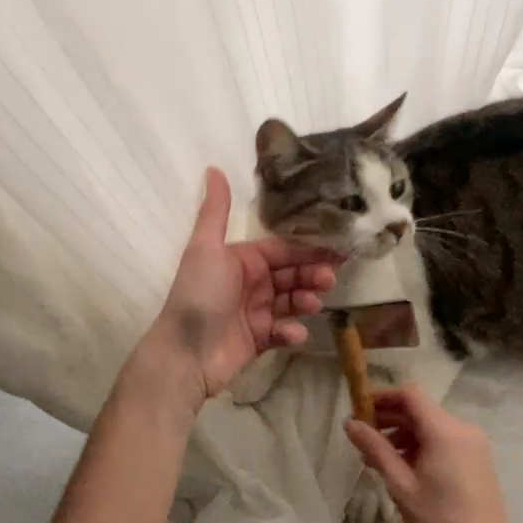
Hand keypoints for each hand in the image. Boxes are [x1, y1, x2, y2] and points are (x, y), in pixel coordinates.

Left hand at [143, 168, 336, 399]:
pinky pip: (283, 331)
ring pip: (291, 302)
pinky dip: (291, 331)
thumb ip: (215, 210)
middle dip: (312, 275)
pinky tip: (292, 333)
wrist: (185, 354)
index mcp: (241, 260)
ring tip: (313, 304)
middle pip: (291, 275)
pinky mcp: (258, 341)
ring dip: (306, 301)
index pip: (281, 249)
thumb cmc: (197, 295)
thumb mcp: (206, 248)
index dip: (307, 249)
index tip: (337, 250)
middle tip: (329, 279)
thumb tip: (213, 168)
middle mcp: (250, 284)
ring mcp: (255, 313)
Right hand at [344, 386, 522, 522]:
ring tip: (378, 459)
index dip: (382, 397)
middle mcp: (462, 428)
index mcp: (444, 431)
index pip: (410, 395)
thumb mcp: (401, 485)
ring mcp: (473, 443)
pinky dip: (421, 445)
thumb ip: (375, 449)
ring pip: (431, 426)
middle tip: (362, 438)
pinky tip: (404, 468)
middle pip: (420, 410)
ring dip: (403, 435)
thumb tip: (350, 423)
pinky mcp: (477, 457)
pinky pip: (444, 440)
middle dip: (389, 419)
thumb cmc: (440, 520)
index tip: (358, 411)